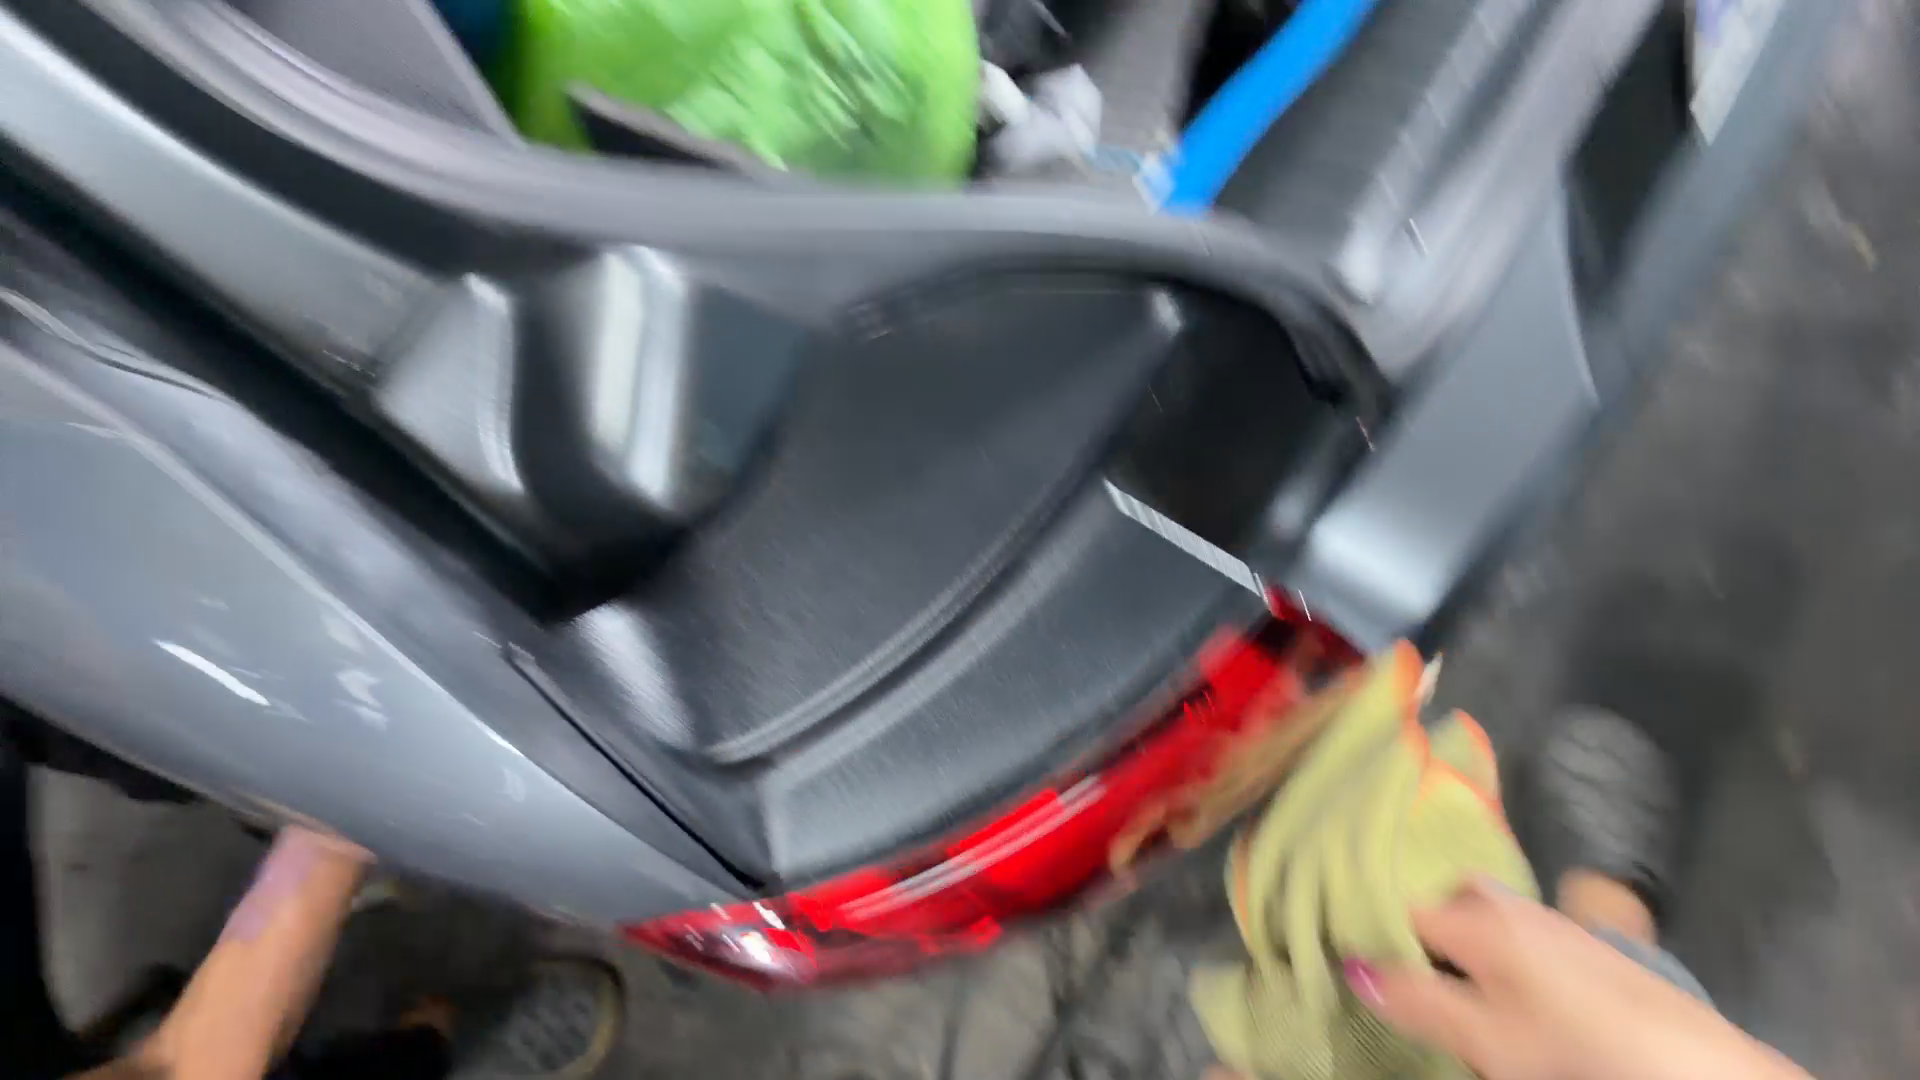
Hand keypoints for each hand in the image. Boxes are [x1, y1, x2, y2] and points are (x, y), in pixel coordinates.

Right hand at [1343, 878, 1810, 1079]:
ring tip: (1455, 993)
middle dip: (1418, 935)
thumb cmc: (1579, 1052)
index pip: (1396, 906)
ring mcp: (1550, 921)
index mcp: (1476, 913)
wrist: (1712, 1077)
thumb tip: (1348, 965)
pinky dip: (1493, 955)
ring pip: (1478, 918)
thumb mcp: (1486, 1038)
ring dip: (1457, 947)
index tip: (1353, 957)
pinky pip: (1513, 935)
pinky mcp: (1585, 948)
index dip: (1369, 929)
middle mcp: (1508, 902)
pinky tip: (1509, 994)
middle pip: (1438, 903)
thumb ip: (1414, 998)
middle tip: (1407, 979)